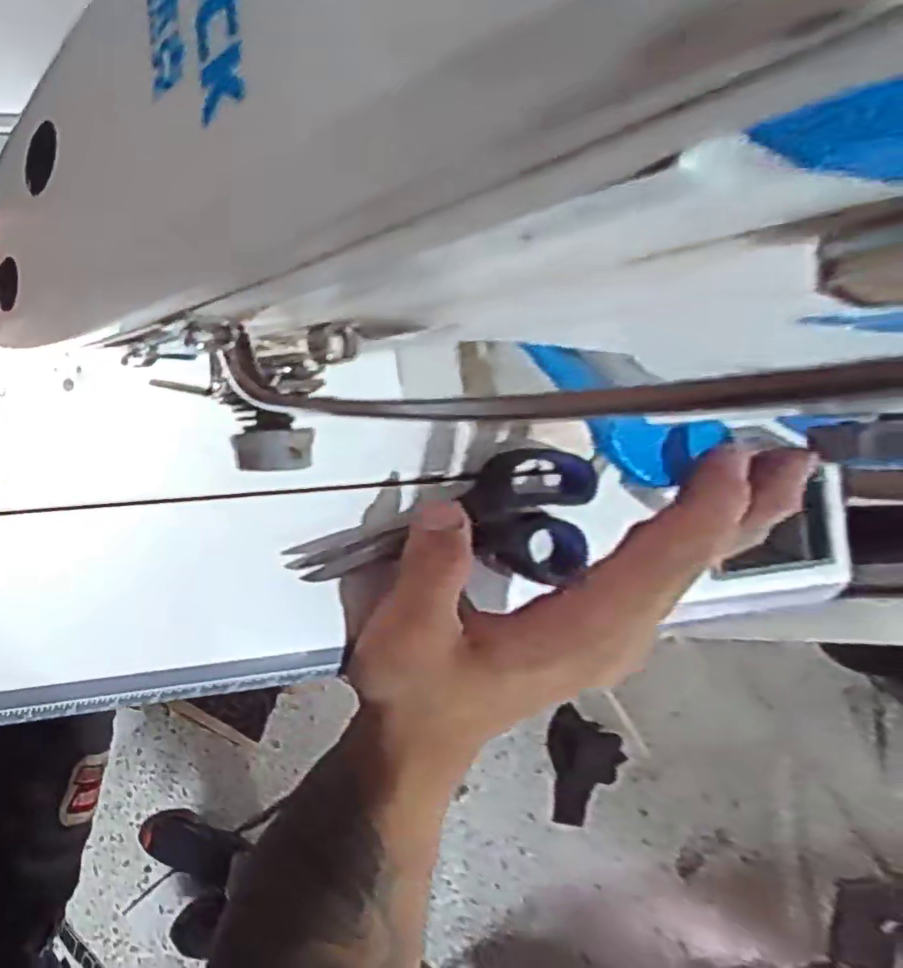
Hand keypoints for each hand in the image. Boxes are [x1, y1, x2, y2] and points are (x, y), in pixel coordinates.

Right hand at [342, 445, 815, 770]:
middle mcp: (612, 637)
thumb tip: (449, 511)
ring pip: (675, 577)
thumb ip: (433, 569)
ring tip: (742, 485)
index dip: (700, 508)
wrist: (415, 738)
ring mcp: (603, 641)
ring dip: (714, 528)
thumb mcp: (411, 628)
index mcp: (581, 631)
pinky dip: (671, 549)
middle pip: (690, 569)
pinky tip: (670, 535)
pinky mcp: (583, 638)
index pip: (660, 562)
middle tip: (786, 460)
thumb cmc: (416, 689)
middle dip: (745, 515)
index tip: (726, 458)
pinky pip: (646, 585)